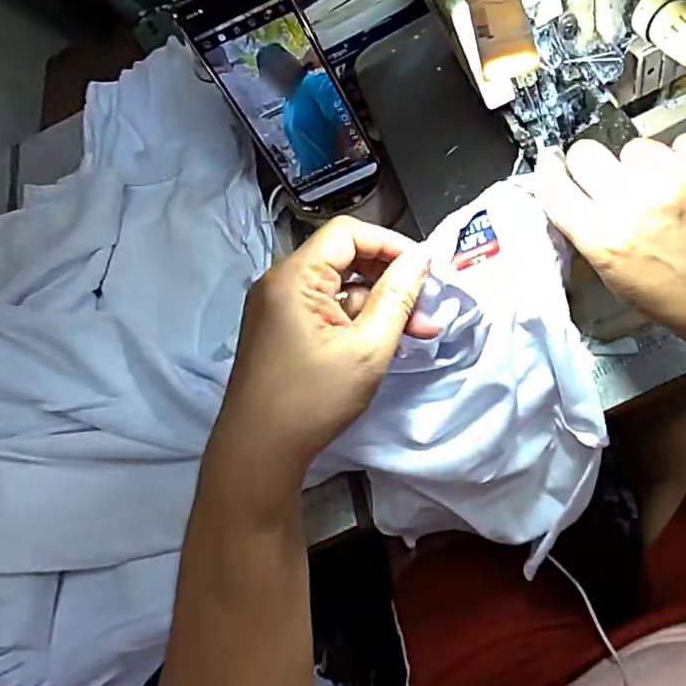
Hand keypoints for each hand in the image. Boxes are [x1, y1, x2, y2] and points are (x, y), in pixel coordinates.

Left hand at [212, 216, 434, 486]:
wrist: (258, 452)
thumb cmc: (314, 398)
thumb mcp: (368, 347)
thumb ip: (398, 297)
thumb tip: (421, 258)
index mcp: (295, 277)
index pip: (349, 233)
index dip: (392, 243)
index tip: (426, 268)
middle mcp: (282, 281)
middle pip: (346, 257)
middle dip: (392, 278)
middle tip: (427, 307)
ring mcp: (280, 305)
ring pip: (341, 286)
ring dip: (380, 303)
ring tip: (418, 331)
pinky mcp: (283, 327)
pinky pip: (328, 307)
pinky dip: (359, 319)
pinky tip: (387, 340)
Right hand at [531, 134, 685, 359]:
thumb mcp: (626, 284)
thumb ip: (599, 238)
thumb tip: (584, 207)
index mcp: (604, 240)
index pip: (553, 185)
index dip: (553, 173)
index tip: (558, 168)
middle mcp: (629, 203)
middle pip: (586, 152)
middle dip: (597, 165)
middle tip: (619, 181)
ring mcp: (669, 177)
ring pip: (636, 147)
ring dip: (648, 165)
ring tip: (674, 192)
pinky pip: (681, 143)